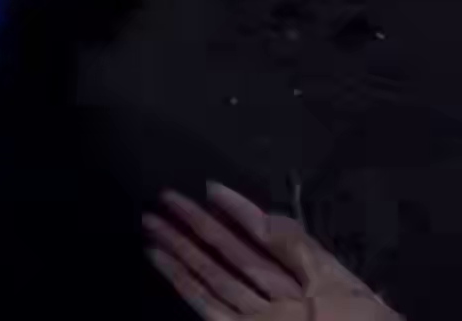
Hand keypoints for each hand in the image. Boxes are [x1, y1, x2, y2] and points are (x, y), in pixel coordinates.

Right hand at [143, 181, 402, 320]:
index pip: (275, 243)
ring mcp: (264, 319)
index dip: (245, 216)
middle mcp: (289, 301)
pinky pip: (206, 304)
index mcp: (321, 290)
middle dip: (201, 224)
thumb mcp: (346, 293)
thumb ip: (301, 251)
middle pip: (237, 256)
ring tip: (149, 219)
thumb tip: (261, 215)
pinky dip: (180, 280)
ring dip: (181, 246)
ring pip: (214, 276)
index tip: (210, 188)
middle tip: (167, 196)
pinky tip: (156, 255)